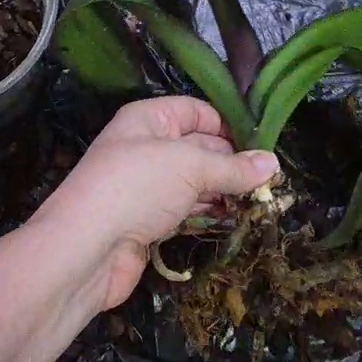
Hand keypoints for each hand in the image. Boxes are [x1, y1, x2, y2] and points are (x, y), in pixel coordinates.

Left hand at [27, 97, 278, 310]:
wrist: (86, 250)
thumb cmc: (136, 188)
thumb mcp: (189, 167)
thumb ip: (232, 167)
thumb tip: (274, 162)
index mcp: (148, 119)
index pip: (196, 111)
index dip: (228, 126)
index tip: (265, 146)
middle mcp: (147, 147)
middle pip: (199, 147)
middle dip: (233, 162)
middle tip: (275, 180)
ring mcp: (147, 187)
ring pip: (195, 182)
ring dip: (225, 191)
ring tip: (265, 201)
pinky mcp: (149, 222)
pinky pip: (187, 211)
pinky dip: (210, 214)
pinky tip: (237, 220)